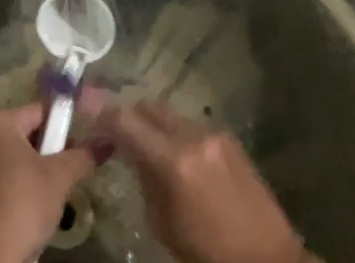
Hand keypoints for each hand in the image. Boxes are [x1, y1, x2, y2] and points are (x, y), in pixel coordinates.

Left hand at [0, 100, 100, 262]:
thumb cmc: (25, 203)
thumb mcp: (60, 176)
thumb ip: (84, 155)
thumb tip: (109, 140)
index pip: (41, 109)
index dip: (67, 121)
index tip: (89, 133)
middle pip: (31, 131)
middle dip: (56, 146)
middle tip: (79, 162)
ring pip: (22, 154)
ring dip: (44, 165)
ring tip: (65, 181)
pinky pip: (11, 172)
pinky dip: (28, 179)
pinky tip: (44, 198)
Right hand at [101, 100, 308, 262]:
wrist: (268, 258)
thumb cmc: (207, 251)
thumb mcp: (163, 222)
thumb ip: (143, 178)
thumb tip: (131, 153)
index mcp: (173, 160)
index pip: (126, 120)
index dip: (102, 113)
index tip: (85, 110)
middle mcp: (193, 136)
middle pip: (148, 107)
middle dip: (128, 115)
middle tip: (115, 132)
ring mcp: (215, 134)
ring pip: (171, 115)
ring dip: (154, 125)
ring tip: (147, 148)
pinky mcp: (230, 140)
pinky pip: (192, 127)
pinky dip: (177, 135)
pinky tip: (177, 158)